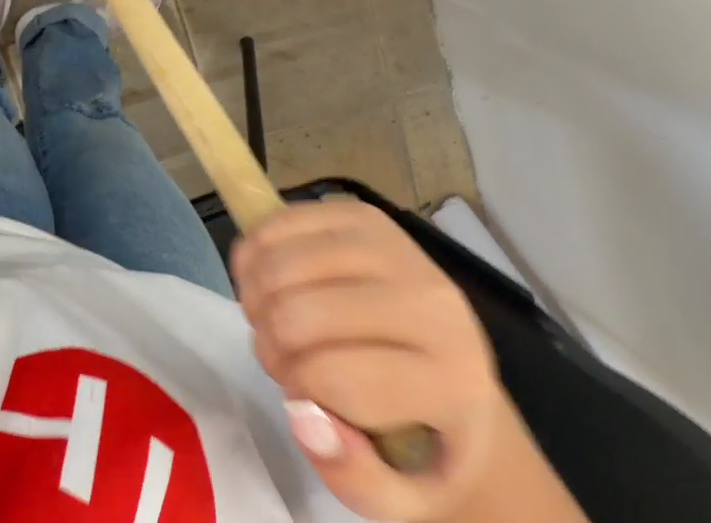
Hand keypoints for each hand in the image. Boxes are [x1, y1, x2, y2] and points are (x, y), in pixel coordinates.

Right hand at [232, 202, 514, 521]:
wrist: (457, 389)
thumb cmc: (422, 447)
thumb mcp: (398, 498)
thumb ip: (354, 476)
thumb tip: (304, 418)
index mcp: (451, 378)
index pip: (330, 372)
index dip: (296, 389)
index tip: (307, 401)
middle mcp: (434, 302)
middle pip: (299, 312)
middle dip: (270, 342)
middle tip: (283, 358)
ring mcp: (397, 248)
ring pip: (281, 262)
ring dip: (258, 298)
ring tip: (275, 321)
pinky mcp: (364, 215)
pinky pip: (278, 222)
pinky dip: (253, 255)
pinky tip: (268, 283)